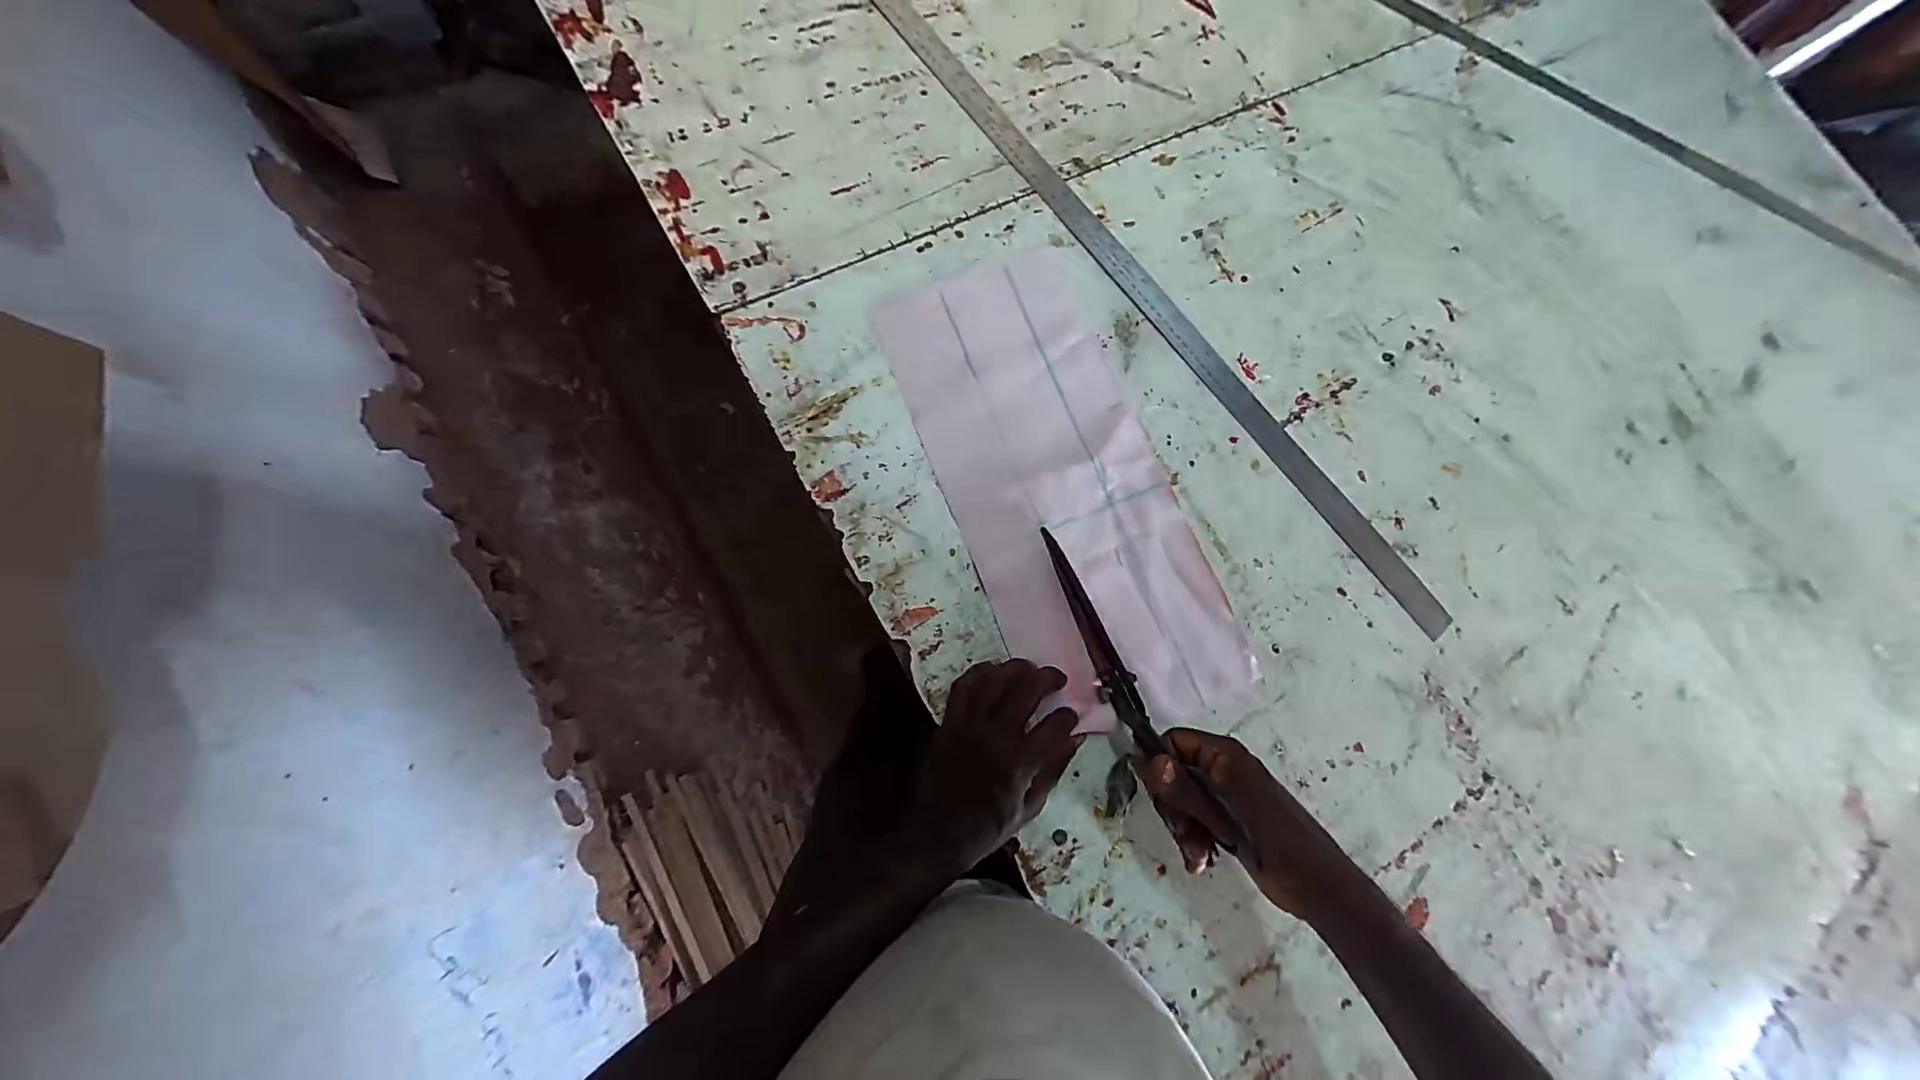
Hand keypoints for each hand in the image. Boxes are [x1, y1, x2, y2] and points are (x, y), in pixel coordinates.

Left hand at [903, 660, 1081, 872]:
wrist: (939, 833)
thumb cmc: (989, 827)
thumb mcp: (1031, 807)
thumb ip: (1054, 769)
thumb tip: (1076, 739)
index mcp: (1020, 763)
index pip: (1055, 726)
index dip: (1069, 716)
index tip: (1072, 714)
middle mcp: (996, 737)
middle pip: (1025, 691)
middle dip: (1047, 679)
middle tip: (1056, 678)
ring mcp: (969, 726)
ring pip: (994, 681)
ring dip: (1014, 668)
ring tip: (1028, 667)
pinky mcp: (949, 723)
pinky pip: (963, 688)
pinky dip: (978, 673)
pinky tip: (991, 671)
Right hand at [1136, 729, 1366, 919]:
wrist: (1320, 888)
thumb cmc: (1279, 845)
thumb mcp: (1226, 817)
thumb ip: (1184, 789)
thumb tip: (1147, 761)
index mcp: (1225, 756)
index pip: (1173, 741)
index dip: (1159, 766)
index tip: (1159, 797)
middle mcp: (1223, 768)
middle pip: (1173, 773)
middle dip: (1172, 806)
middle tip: (1183, 831)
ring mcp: (1225, 794)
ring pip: (1181, 800)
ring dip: (1182, 828)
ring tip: (1198, 854)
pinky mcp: (1228, 819)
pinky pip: (1195, 820)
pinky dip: (1193, 839)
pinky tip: (1202, 860)